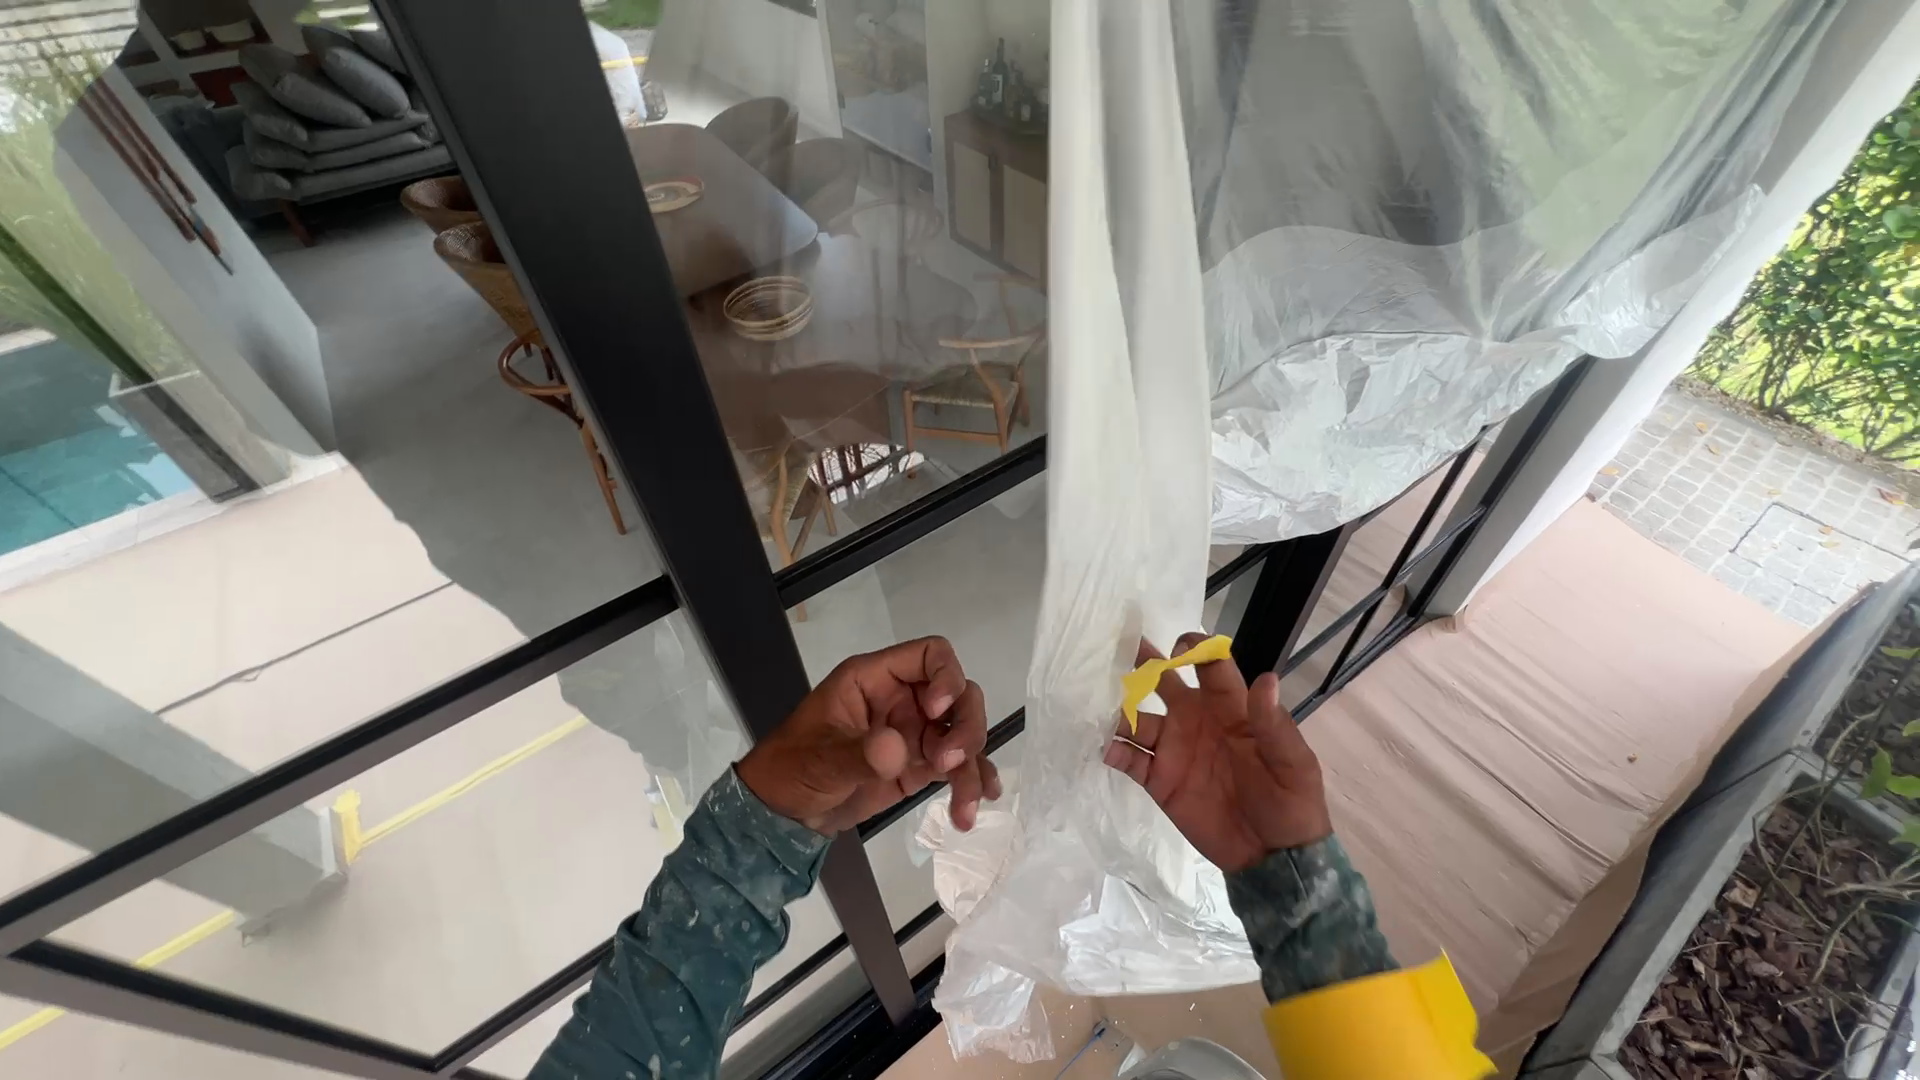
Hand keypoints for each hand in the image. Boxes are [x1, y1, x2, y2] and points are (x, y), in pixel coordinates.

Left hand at [737, 637, 1001, 834]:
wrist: (782, 816)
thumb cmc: (791, 769)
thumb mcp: (820, 760)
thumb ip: (858, 754)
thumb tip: (897, 749)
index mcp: (876, 679)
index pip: (929, 654)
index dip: (945, 675)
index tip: (937, 710)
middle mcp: (904, 699)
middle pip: (959, 694)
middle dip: (965, 726)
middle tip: (949, 762)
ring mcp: (915, 732)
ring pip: (963, 732)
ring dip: (973, 763)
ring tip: (967, 805)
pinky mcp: (920, 765)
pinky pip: (958, 766)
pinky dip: (972, 782)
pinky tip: (978, 803)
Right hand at [1104, 633, 1331, 872]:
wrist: (1273, 857)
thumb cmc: (1290, 801)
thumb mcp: (1293, 763)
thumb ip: (1273, 724)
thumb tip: (1268, 678)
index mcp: (1229, 709)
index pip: (1209, 668)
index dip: (1194, 650)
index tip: (1178, 648)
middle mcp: (1194, 720)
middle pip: (1162, 683)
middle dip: (1141, 665)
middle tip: (1118, 648)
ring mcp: (1173, 749)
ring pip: (1136, 720)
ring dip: (1116, 711)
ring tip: (1095, 705)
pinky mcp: (1158, 779)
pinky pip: (1129, 759)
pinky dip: (1112, 751)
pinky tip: (1102, 747)